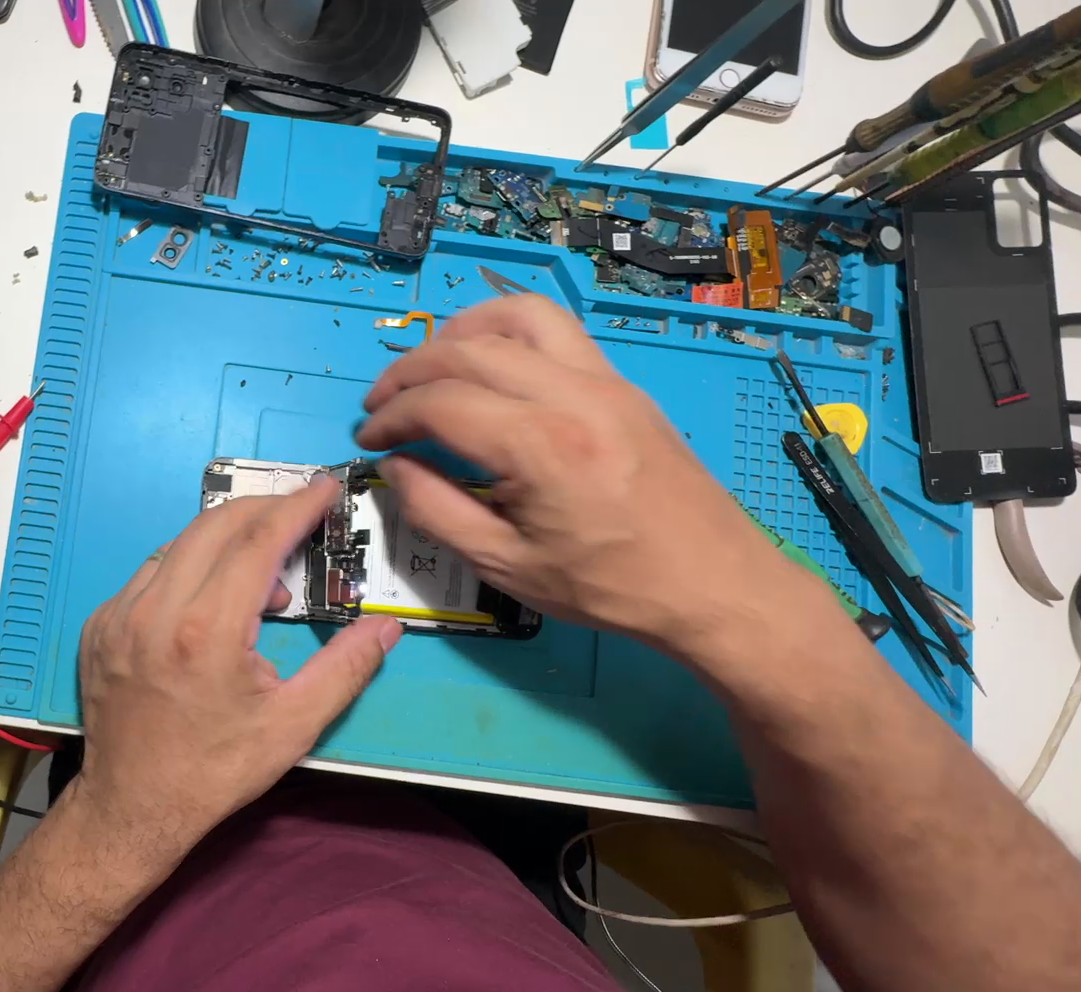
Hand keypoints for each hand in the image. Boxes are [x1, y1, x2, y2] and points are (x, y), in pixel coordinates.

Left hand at [70, 477, 401, 850]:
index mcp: (206, 631)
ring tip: (259, 582)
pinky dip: (185, 570)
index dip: (296, 507)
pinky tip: (207, 602)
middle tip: (297, 518)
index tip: (323, 487)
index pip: (258, 542)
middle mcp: (154, 610)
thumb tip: (386, 627)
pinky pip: (148, 574)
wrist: (132, 806)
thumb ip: (345, 668)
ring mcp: (117, 614)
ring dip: (223, 543)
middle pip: (214, 526)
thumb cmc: (215, 770)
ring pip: (178, 545)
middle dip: (262, 510)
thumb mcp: (293, 726)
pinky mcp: (98, 624)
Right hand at [355, 295, 820, 651]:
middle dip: (407, 372)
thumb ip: (434, 510)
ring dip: (457, 333)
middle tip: (379, 406)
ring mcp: (604, 381)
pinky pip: (555, 330)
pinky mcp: (621, 384)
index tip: (367, 440)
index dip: (390, 417)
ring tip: (428, 368)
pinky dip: (505, 332)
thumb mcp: (501, 565)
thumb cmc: (604, 586)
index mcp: (540, 447)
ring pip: (516, 317)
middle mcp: (572, 395)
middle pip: (468, 350)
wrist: (713, 586)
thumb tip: (395, 466)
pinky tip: (486, 364)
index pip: (440, 403)